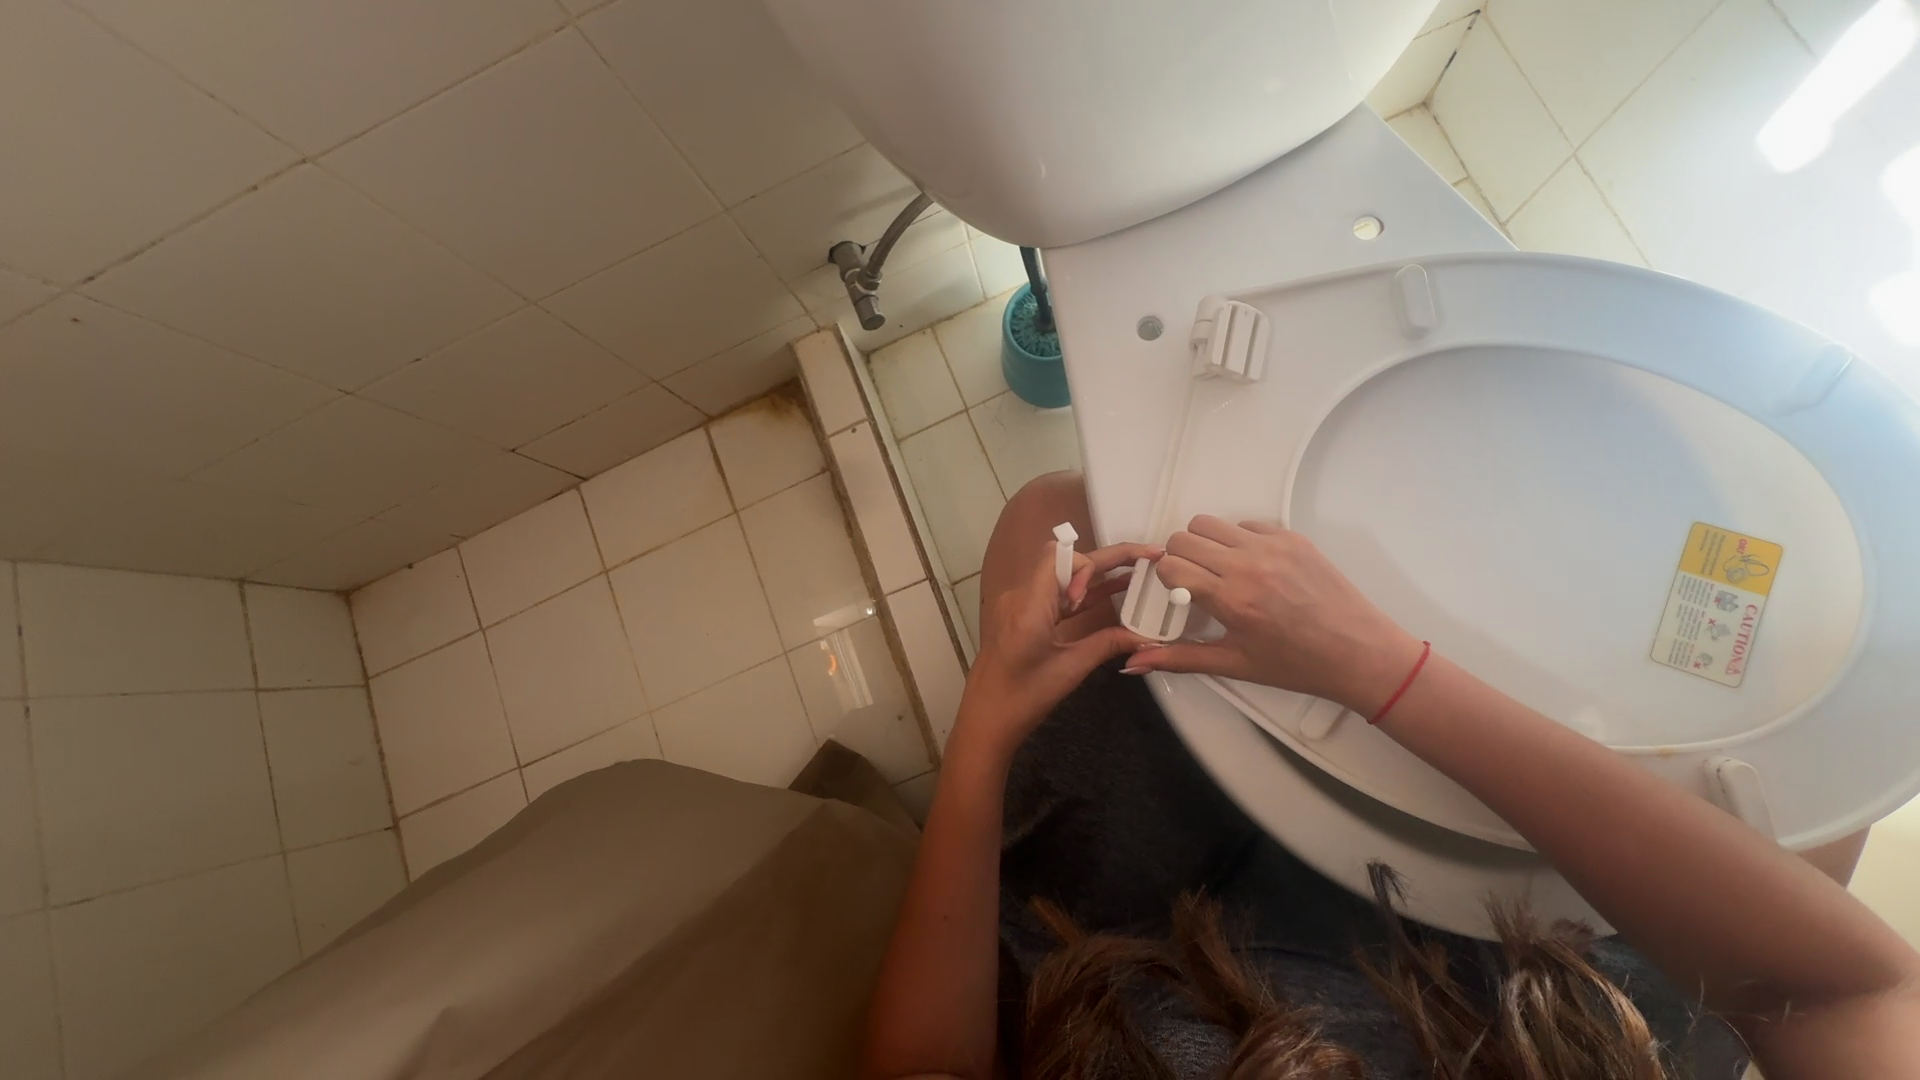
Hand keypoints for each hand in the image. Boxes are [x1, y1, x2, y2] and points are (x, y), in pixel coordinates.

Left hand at [953, 540, 1161, 758]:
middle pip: (1065, 561)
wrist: (985, 721)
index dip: (1086, 565)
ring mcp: (1018, 605)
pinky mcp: (1021, 616)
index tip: (1093, 596)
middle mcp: (1019, 596)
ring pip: (1062, 576)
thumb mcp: (1070, 670)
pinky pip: (1054, 594)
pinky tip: (1110, 593)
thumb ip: (1108, 644)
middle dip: (1106, 559)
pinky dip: (1081, 593)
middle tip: (1149, 555)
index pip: (1059, 557)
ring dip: (1097, 574)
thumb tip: (1148, 638)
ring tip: (1138, 572)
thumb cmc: (1022, 699)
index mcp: (1028, 606)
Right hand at [1125, 516, 1423, 714]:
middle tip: (1195, 578)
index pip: (1171, 566)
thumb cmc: (1296, 664)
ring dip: (1204, 541)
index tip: (1179, 593)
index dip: (1167, 579)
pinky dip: (1238, 539)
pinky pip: (1246, 524)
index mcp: (1230, 599)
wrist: (1359, 652)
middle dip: (1179, 557)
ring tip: (1220, 567)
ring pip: (1210, 522)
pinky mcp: (1291, 538)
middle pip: (1184, 537)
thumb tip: (1134, 663)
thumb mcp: (1233, 664)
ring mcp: (1271, 547)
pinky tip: (1252, 565)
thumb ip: (1178, 659)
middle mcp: (1247, 566)